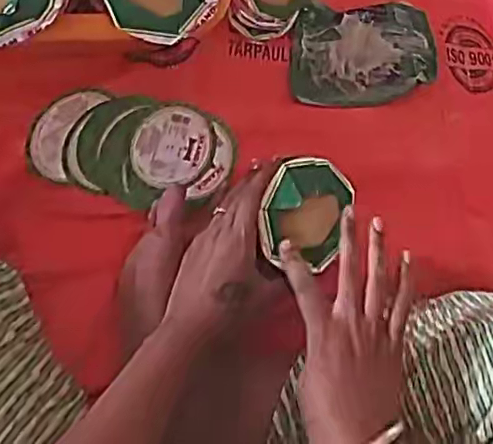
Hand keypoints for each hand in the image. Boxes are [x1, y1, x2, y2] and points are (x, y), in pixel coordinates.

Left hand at [162, 165, 275, 342]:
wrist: (187, 332)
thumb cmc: (230, 313)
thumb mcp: (266, 295)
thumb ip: (287, 276)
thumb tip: (306, 264)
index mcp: (239, 232)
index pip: (253, 192)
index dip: (266, 174)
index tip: (277, 160)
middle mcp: (219, 228)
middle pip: (237, 193)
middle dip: (253, 177)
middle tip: (267, 167)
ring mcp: (203, 238)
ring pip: (224, 205)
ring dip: (238, 193)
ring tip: (251, 187)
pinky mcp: (193, 250)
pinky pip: (213, 220)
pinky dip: (226, 211)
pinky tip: (230, 219)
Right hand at [281, 207, 414, 443]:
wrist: (360, 440)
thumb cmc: (327, 415)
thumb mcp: (308, 374)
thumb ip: (316, 340)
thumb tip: (319, 326)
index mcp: (324, 332)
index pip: (304, 288)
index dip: (294, 264)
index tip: (288, 243)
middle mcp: (352, 322)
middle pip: (350, 270)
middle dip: (349, 238)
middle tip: (349, 213)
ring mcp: (376, 328)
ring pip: (379, 278)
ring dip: (379, 249)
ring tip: (379, 225)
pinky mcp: (395, 339)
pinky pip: (403, 302)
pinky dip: (407, 279)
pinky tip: (409, 260)